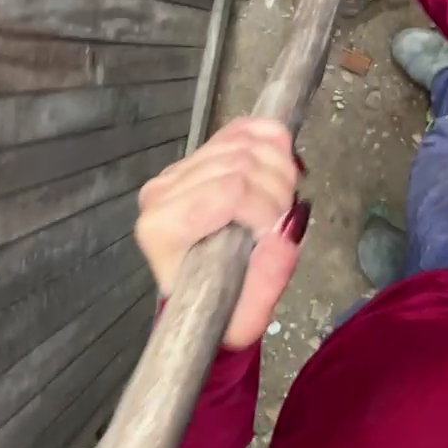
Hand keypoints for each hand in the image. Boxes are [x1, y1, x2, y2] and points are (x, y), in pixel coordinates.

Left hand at [135, 118, 308, 347]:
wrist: (204, 299)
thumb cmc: (220, 310)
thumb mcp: (246, 319)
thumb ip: (267, 281)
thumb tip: (286, 229)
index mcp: (162, 230)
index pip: (230, 191)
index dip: (267, 207)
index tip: (276, 233)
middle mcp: (161, 193)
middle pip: (241, 162)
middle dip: (278, 188)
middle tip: (285, 217)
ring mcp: (177, 170)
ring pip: (243, 142)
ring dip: (279, 166)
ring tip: (283, 199)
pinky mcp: (197, 156)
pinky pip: (240, 128)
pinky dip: (271, 138)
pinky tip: (281, 163)